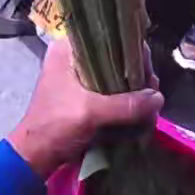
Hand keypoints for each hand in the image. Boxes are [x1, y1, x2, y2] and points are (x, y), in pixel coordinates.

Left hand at [8, 39, 163, 176]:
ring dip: (136, 91)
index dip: (132, 52)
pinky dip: (129, 101)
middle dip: (137, 75)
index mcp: (68, 50)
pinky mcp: (88, 96)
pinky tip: (142, 111)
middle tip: (151, 93)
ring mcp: (82, 78)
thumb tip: (159, 99)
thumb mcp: (90, 113)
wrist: (35, 157)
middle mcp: (76, 58)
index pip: (109, 37)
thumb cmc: (54, 127)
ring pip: (119, 76)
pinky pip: (115, 92)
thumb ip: (126, 105)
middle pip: (118, 57)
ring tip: (149, 106)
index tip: (146, 73)